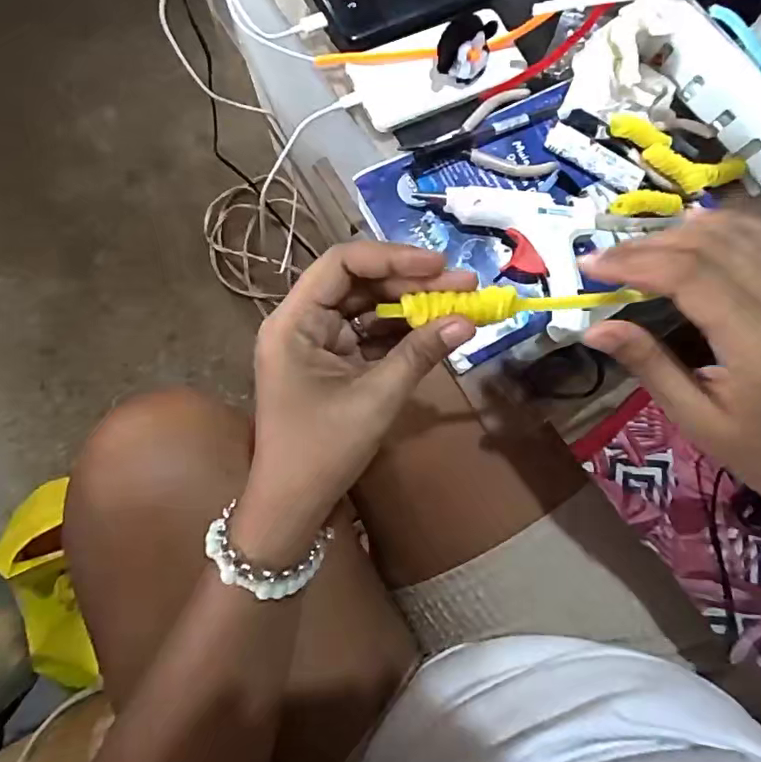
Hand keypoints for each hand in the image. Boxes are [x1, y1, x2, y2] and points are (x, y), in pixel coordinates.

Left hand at [248, 242, 476, 520]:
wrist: (292, 504)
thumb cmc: (322, 450)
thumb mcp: (376, 398)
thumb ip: (419, 353)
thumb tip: (468, 321)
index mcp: (294, 322)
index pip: (342, 264)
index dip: (392, 257)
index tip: (438, 265)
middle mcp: (302, 321)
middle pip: (360, 282)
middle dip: (412, 281)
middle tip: (464, 283)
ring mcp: (318, 341)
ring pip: (369, 305)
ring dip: (412, 302)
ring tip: (461, 299)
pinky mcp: (334, 359)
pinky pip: (371, 331)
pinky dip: (403, 329)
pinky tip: (437, 326)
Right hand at [579, 211, 760, 506]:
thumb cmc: (754, 451)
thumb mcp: (693, 418)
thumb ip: (648, 364)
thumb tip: (594, 329)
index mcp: (759, 345)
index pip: (693, 278)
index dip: (638, 263)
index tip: (592, 265)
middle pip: (713, 248)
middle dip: (651, 245)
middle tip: (606, 257)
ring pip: (740, 235)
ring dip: (683, 232)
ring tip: (638, 245)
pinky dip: (724, 228)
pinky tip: (693, 228)